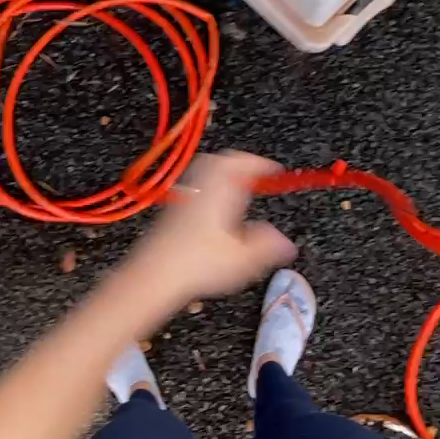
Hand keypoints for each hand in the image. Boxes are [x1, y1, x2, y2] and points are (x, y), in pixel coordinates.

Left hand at [107, 151, 295, 318]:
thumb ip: (268, 246)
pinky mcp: (171, 216)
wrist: (154, 276)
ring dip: (222, 176)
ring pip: (202, 174)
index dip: (260, 163)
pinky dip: (209, 193)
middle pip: (218, 162)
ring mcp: (182, 201)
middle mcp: (199, 190)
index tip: (274, 169)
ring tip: (236, 190)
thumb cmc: (195, 265)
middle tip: (254, 174)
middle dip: (238, 164)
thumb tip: (285, 243)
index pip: (240, 162)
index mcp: (220, 192)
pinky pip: (193, 192)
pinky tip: (215, 215)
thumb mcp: (244, 259)